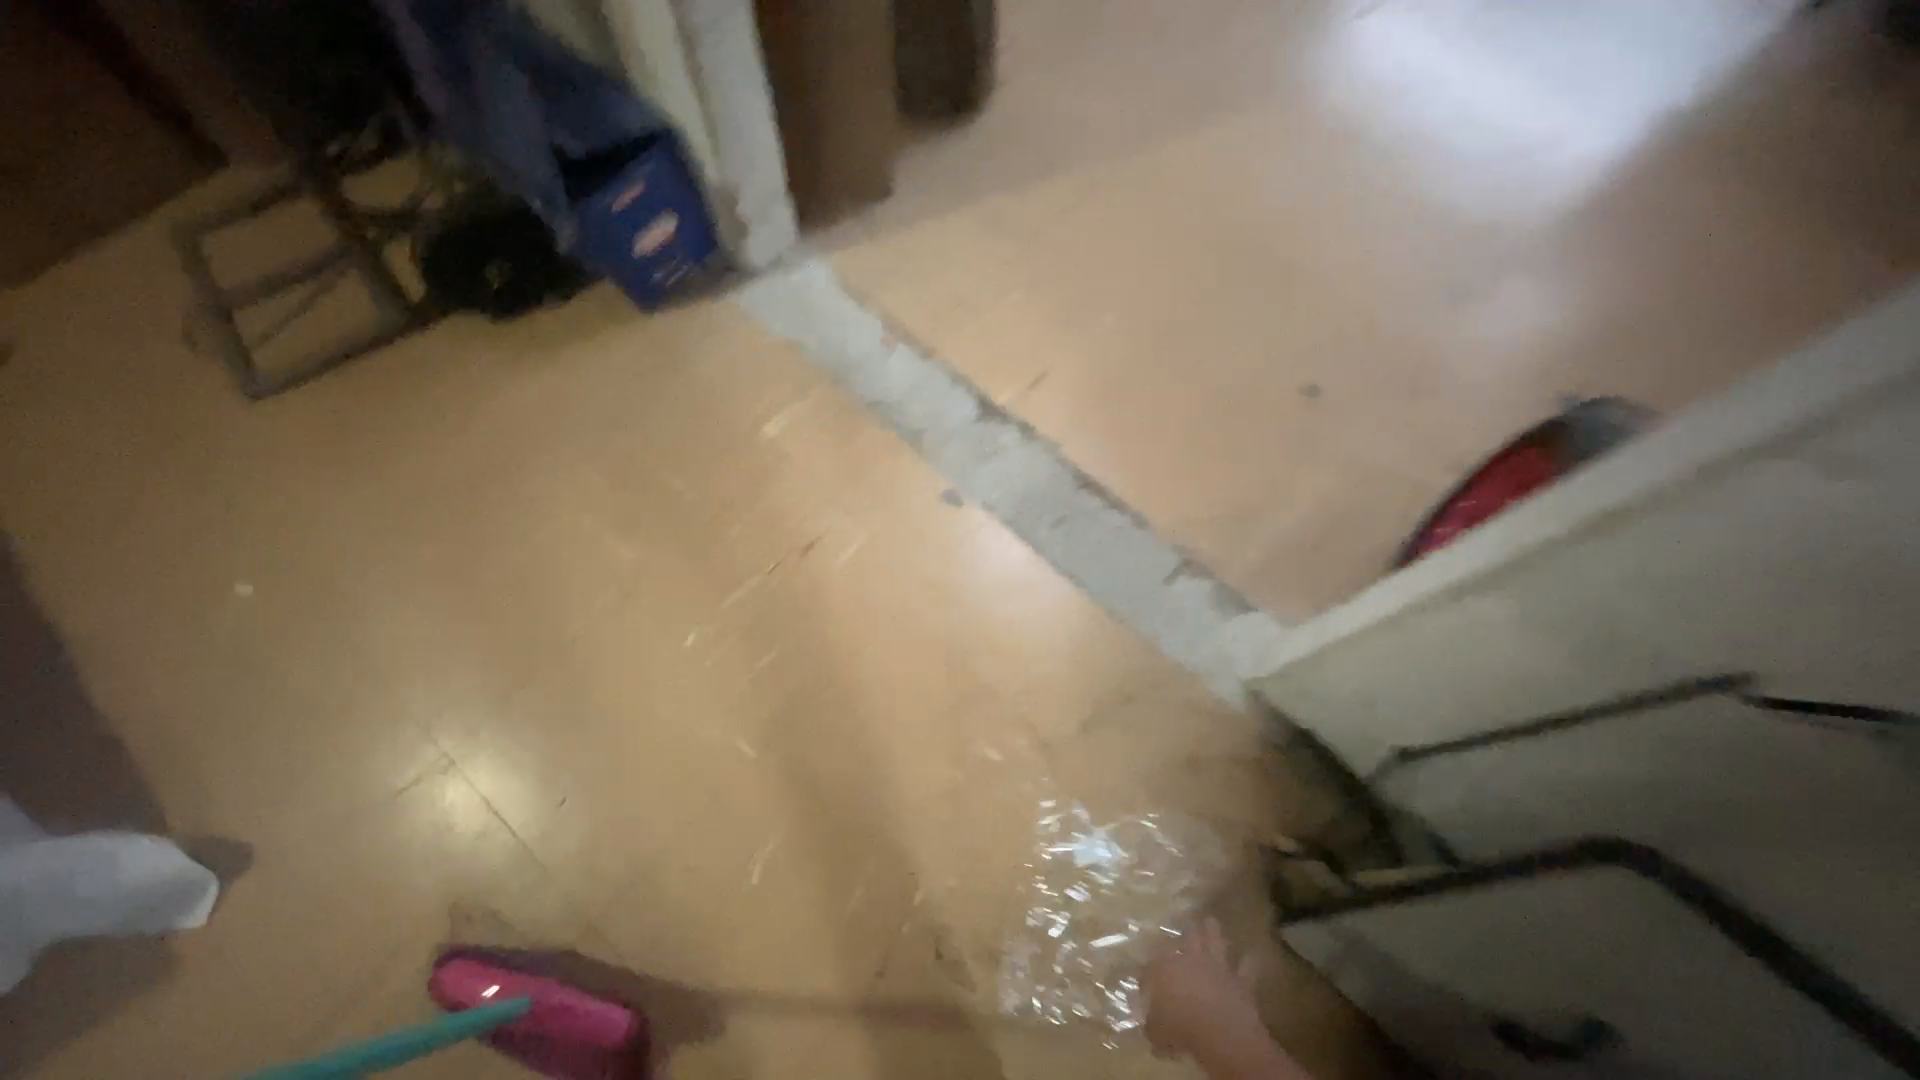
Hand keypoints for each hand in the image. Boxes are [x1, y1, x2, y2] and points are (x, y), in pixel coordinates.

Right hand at [1142, 917, 1263, 1059]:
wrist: (1220, 1030)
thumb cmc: (1180, 1028)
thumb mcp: (1157, 1031)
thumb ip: (1153, 1026)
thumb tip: (1151, 1028)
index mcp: (1165, 969)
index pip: (1153, 964)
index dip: (1149, 972)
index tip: (1147, 980)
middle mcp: (1191, 960)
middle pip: (1188, 938)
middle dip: (1187, 932)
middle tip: (1187, 925)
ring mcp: (1217, 967)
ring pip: (1215, 941)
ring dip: (1213, 932)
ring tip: (1211, 921)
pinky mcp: (1240, 980)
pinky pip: (1246, 968)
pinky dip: (1248, 963)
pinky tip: (1250, 956)